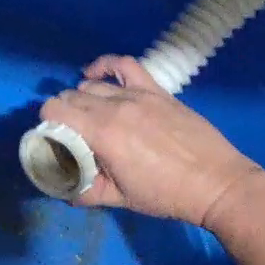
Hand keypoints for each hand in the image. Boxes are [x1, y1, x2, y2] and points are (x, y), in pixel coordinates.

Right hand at [39, 54, 264, 227]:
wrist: (218, 184)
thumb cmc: (167, 194)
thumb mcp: (121, 199)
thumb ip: (87, 191)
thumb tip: (65, 188)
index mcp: (102, 134)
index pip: (54, 111)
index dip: (46, 123)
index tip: (53, 138)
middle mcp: (114, 107)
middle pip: (69, 96)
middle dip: (62, 113)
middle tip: (71, 135)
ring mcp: (137, 95)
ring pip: (91, 85)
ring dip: (81, 98)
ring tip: (89, 116)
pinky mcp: (156, 90)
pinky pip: (124, 65)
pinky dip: (104, 65)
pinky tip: (95, 74)